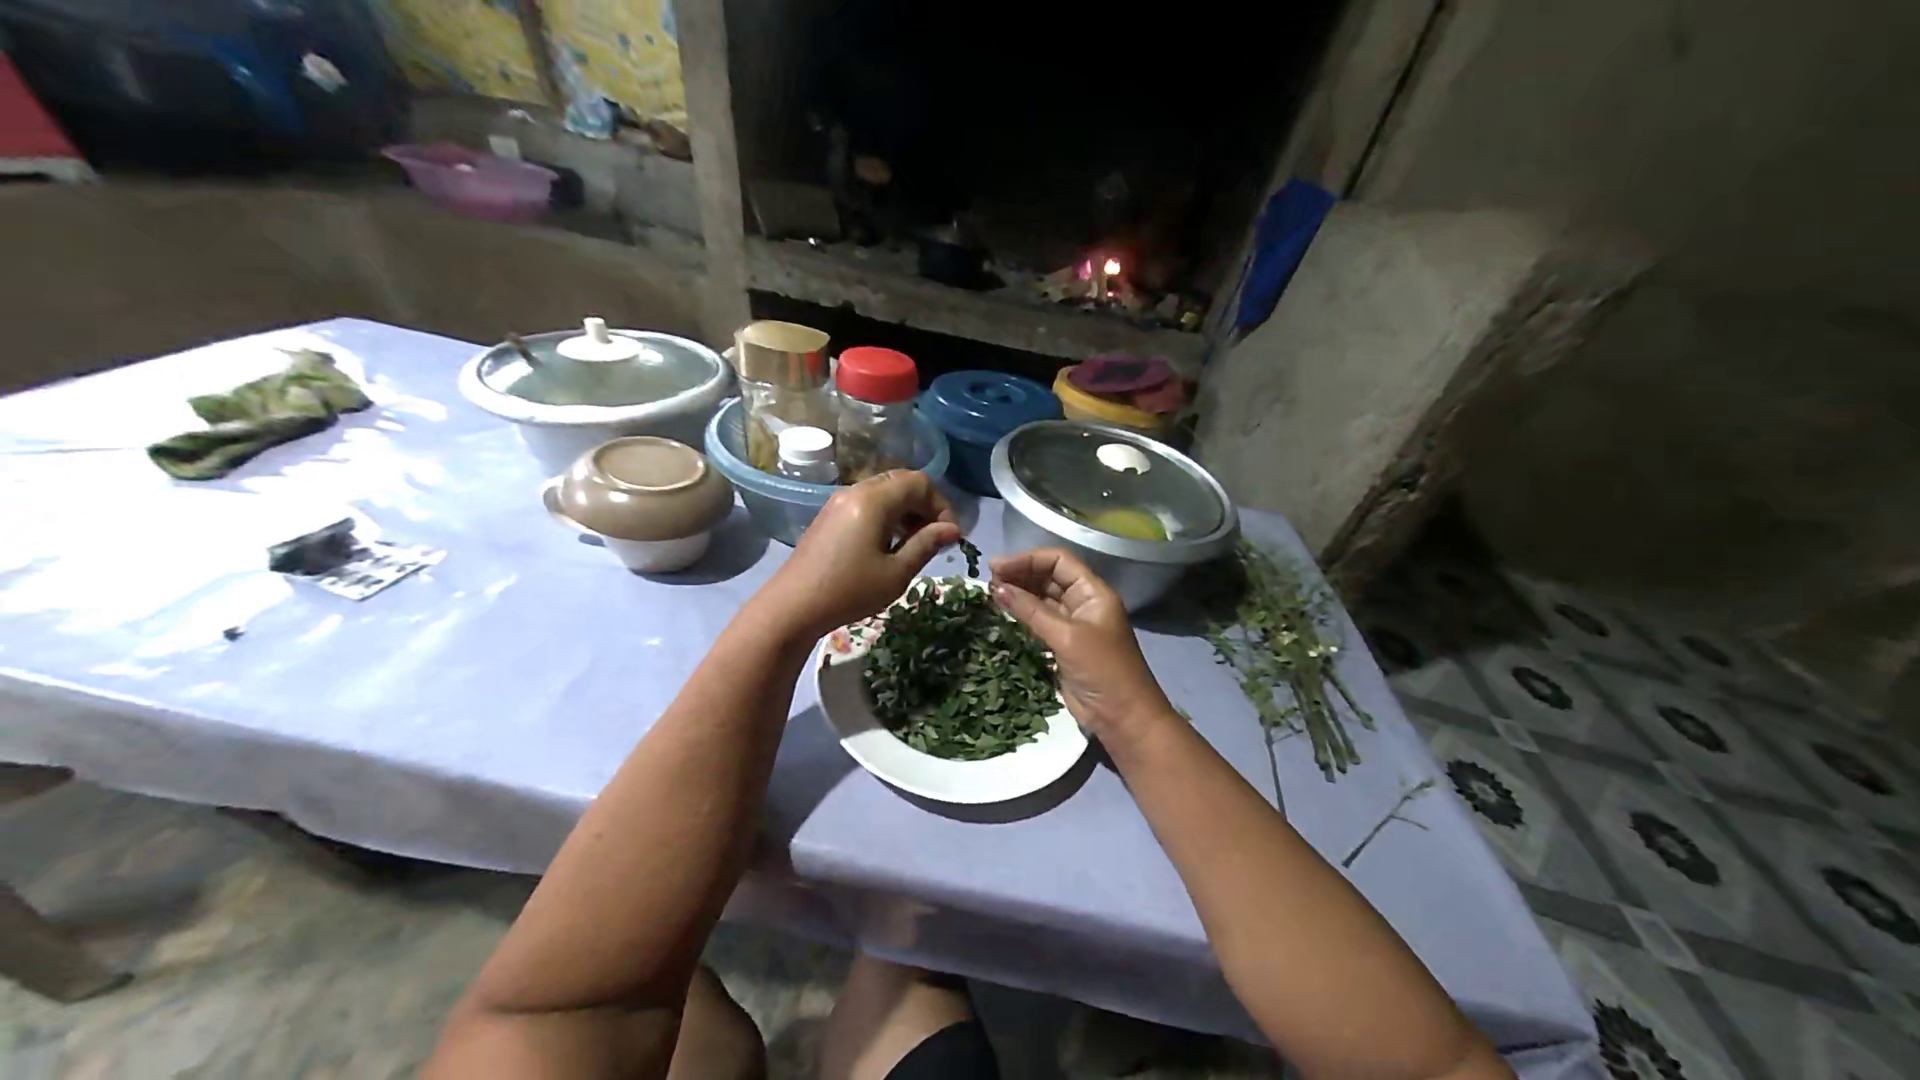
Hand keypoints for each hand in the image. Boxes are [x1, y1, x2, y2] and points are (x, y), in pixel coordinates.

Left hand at [756, 470, 960, 638]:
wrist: (792, 606)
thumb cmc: (849, 591)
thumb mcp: (896, 572)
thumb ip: (926, 544)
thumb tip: (952, 529)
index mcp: (873, 501)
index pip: (919, 483)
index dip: (941, 505)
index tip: (950, 535)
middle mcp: (856, 492)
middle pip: (901, 482)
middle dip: (925, 505)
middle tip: (935, 537)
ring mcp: (839, 502)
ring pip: (884, 492)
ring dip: (906, 511)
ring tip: (915, 544)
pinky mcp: (830, 516)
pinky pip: (867, 503)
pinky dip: (887, 516)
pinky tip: (889, 545)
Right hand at [989, 548, 1177, 741]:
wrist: (1122, 717)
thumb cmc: (1102, 670)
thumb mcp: (1066, 636)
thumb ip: (1030, 610)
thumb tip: (996, 587)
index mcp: (1093, 592)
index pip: (1058, 561)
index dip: (1027, 559)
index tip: (997, 567)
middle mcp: (1082, 602)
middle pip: (1047, 577)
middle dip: (1019, 575)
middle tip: (988, 581)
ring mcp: (1071, 624)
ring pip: (1040, 599)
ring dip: (1017, 595)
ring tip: (989, 595)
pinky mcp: (1061, 645)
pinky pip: (1037, 622)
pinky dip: (1020, 616)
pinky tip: (1000, 615)